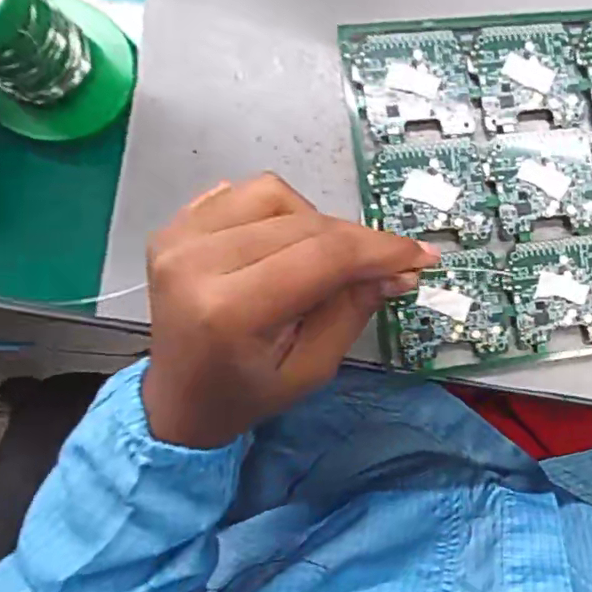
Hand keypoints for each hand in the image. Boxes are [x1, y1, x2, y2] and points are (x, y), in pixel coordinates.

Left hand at [141, 173, 437, 448]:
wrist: (180, 399)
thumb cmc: (246, 394)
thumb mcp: (311, 369)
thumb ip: (352, 312)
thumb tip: (398, 270)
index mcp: (229, 312)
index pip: (321, 257)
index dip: (379, 250)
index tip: (418, 256)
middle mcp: (196, 263)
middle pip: (304, 224)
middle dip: (357, 241)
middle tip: (385, 266)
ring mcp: (178, 238)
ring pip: (275, 196)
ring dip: (315, 222)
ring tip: (321, 260)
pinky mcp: (174, 227)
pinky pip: (242, 193)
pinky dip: (278, 212)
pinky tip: (284, 246)